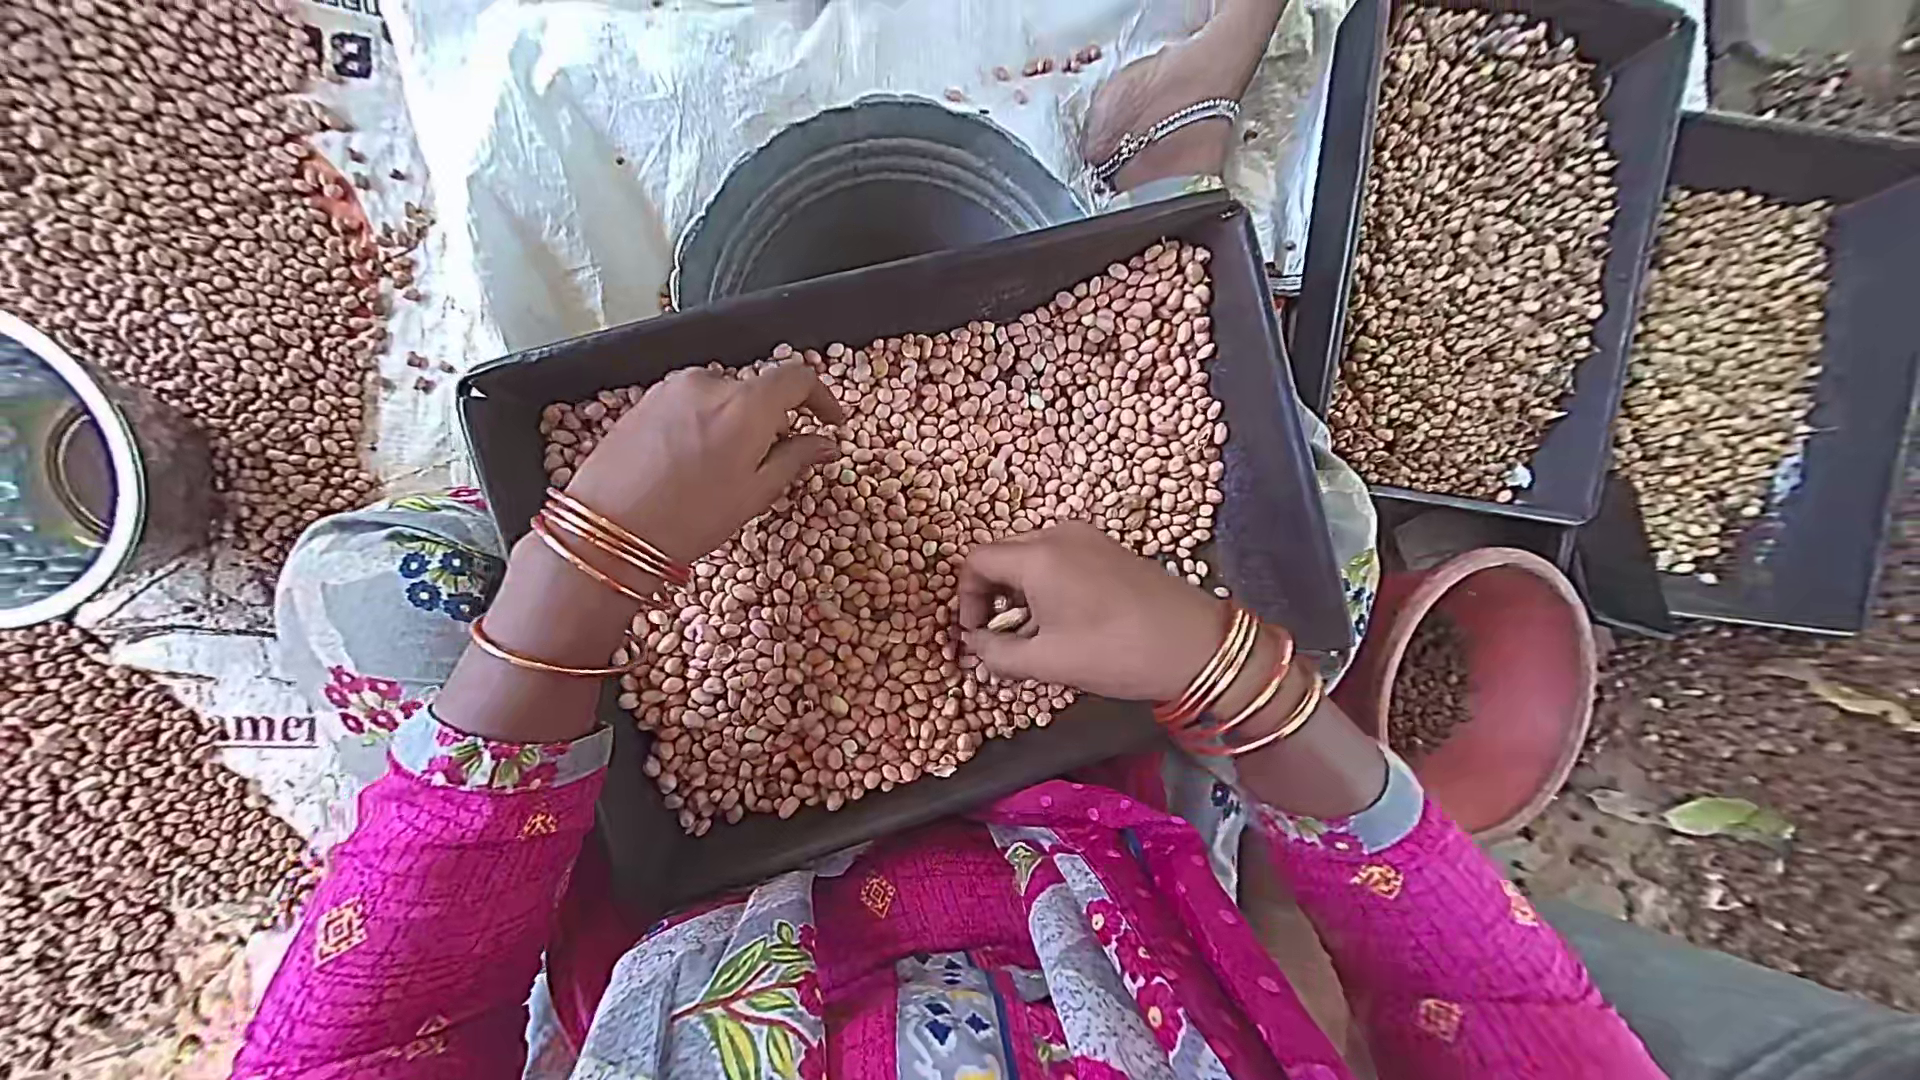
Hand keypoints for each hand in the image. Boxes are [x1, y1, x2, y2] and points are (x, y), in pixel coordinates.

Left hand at [564, 361, 846, 562]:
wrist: (610, 528)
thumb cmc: (692, 516)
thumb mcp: (756, 492)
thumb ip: (797, 457)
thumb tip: (827, 443)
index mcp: (747, 404)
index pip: (798, 377)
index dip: (823, 398)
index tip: (831, 421)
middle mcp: (711, 382)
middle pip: (760, 389)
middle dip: (776, 419)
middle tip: (776, 459)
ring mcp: (673, 387)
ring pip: (726, 396)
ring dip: (741, 421)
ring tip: (730, 466)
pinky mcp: (646, 398)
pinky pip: (695, 402)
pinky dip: (710, 421)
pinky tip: (698, 460)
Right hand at [956, 522, 1226, 700]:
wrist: (1198, 645)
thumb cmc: (1116, 652)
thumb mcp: (1048, 662)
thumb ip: (997, 653)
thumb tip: (975, 643)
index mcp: (1037, 556)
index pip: (976, 562)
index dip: (965, 598)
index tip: (976, 632)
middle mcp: (1058, 534)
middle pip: (1002, 556)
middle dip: (992, 595)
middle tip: (1002, 635)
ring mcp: (1087, 536)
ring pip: (1031, 556)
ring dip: (1020, 590)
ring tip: (1035, 632)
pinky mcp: (1108, 547)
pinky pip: (1059, 557)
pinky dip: (1047, 583)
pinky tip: (1065, 617)